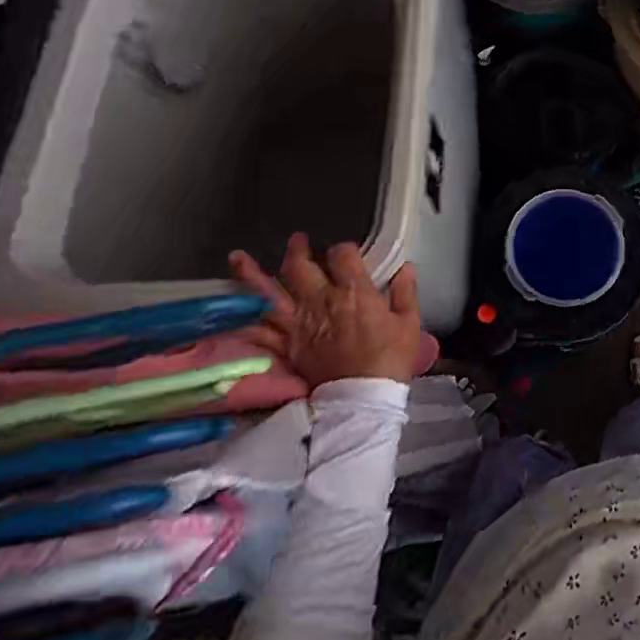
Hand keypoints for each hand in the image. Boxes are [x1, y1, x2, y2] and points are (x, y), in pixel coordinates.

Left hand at [228, 234, 422, 385]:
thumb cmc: (391, 358)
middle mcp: (321, 300)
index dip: (344, 249)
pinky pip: (260, 331)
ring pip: (270, 293)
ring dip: (252, 274)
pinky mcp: (288, 346)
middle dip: (298, 250)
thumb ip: (405, 292)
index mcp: (353, 291)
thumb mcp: (409, 323)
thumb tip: (405, 268)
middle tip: (298, 241)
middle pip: (301, 266)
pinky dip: (243, 320)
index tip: (348, 253)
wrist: (364, 398)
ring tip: (238, 258)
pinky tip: (230, 310)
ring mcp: (300, 323)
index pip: (343, 255)